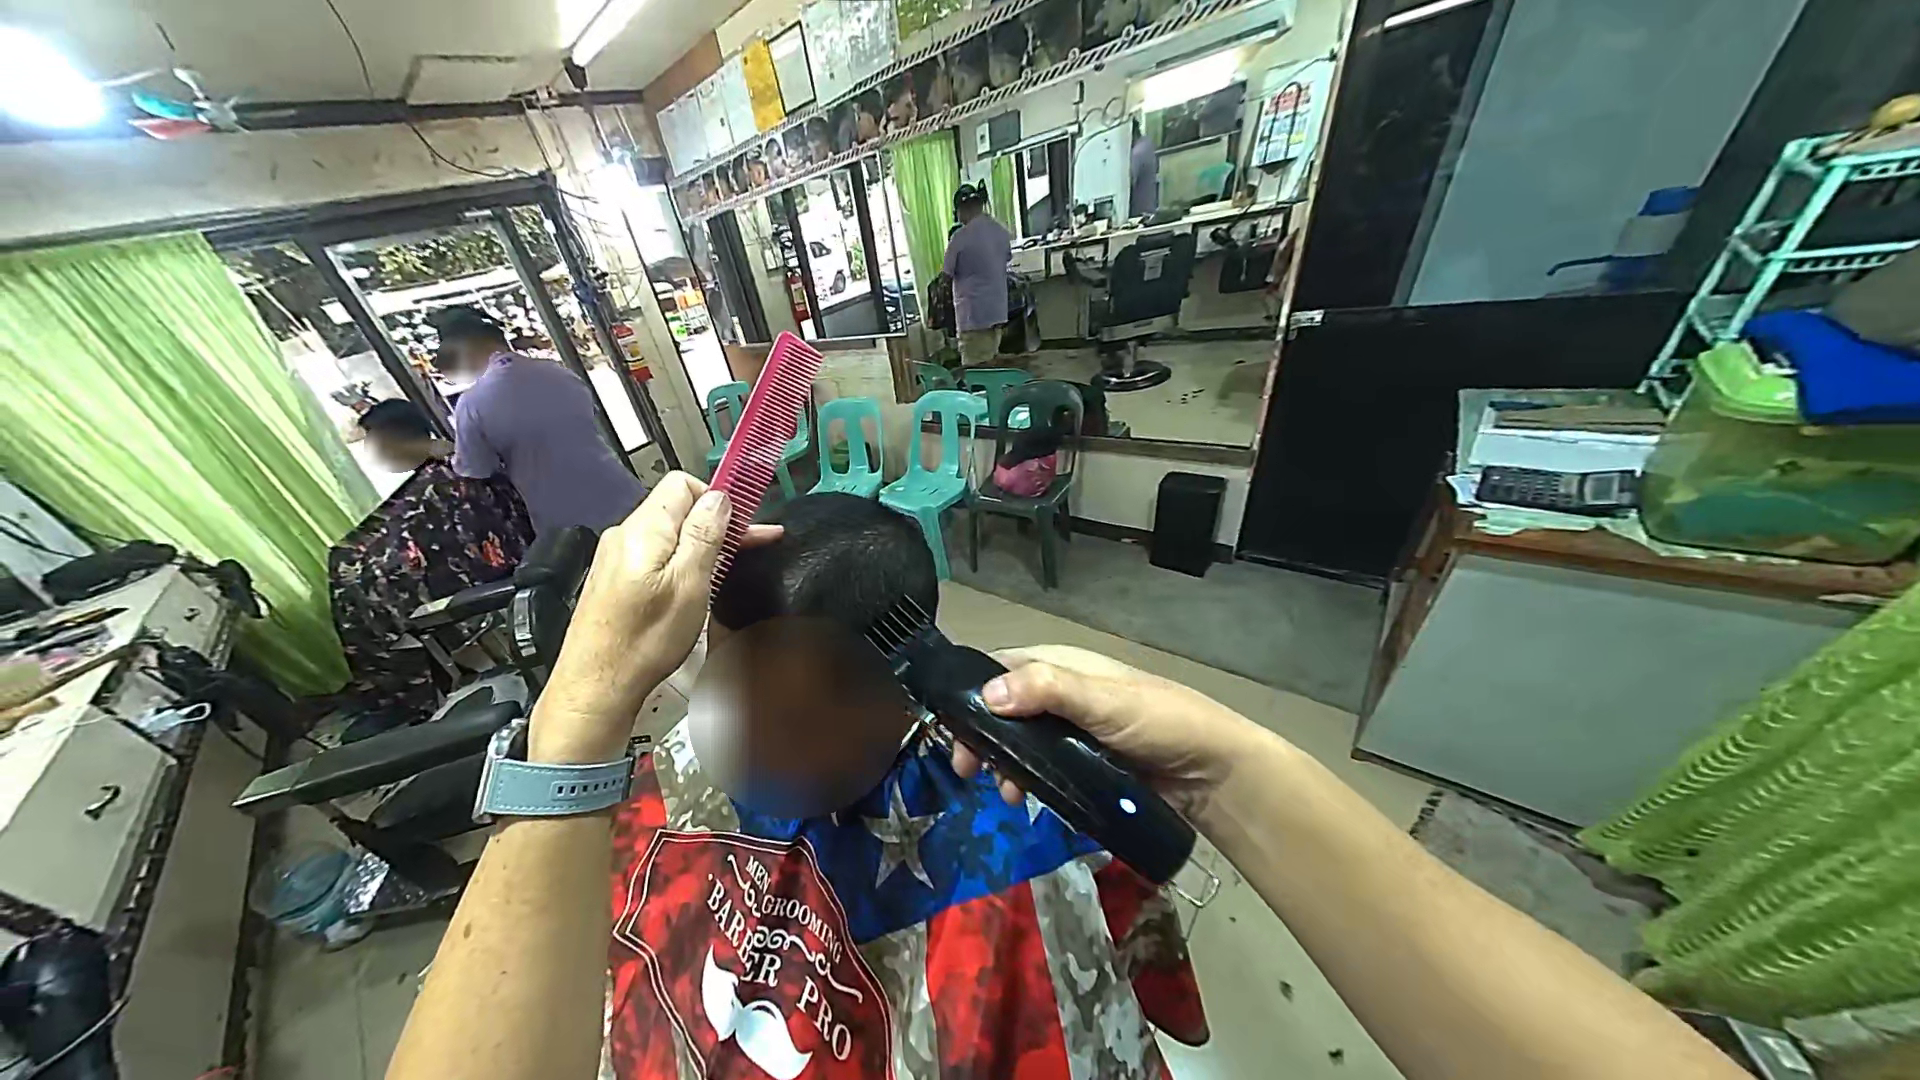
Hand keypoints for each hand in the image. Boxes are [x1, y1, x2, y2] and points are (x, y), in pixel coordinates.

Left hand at [531, 473, 779, 763]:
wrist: (596, 688)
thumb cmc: (644, 640)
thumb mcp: (689, 585)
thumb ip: (705, 535)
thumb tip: (720, 498)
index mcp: (644, 530)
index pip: (684, 484)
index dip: (720, 496)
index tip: (749, 519)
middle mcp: (626, 535)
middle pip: (679, 507)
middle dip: (719, 521)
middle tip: (755, 542)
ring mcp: (618, 557)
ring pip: (671, 532)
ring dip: (704, 541)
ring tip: (731, 563)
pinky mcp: (616, 578)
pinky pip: (658, 553)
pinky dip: (684, 559)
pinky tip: (700, 580)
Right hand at [950, 645, 1269, 820]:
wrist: (1211, 771)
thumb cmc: (1158, 722)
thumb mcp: (1102, 701)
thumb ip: (1048, 690)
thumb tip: (987, 694)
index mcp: (1060, 664)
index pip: (999, 666)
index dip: (971, 692)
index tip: (951, 728)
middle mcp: (1058, 691)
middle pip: (1002, 706)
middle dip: (981, 735)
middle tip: (966, 768)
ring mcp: (1068, 728)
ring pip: (1017, 739)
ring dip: (1002, 762)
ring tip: (1003, 792)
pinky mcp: (1079, 760)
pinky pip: (1039, 765)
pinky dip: (1024, 778)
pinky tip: (1023, 799)